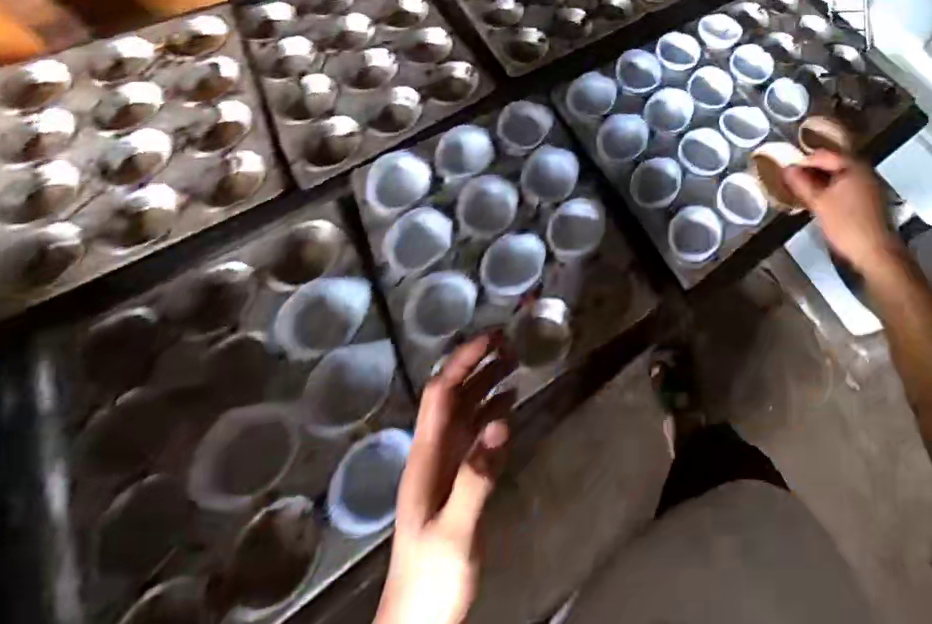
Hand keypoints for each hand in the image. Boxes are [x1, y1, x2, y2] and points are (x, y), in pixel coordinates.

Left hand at [375, 333, 515, 623]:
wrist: (416, 623)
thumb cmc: (431, 578)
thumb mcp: (456, 529)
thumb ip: (477, 476)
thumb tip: (502, 420)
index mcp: (425, 458)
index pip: (441, 394)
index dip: (463, 360)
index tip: (492, 337)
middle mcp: (433, 455)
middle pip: (453, 396)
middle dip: (478, 364)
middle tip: (511, 342)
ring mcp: (444, 469)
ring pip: (465, 413)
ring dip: (486, 384)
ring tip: (516, 362)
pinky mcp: (456, 484)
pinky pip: (474, 436)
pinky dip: (492, 413)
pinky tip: (510, 407)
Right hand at [783, 150, 904, 275]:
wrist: (877, 255)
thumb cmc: (847, 225)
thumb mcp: (819, 203)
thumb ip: (801, 183)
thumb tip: (787, 168)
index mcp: (854, 165)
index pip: (822, 155)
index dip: (802, 162)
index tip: (786, 172)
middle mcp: (865, 171)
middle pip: (833, 165)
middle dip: (811, 173)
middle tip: (793, 183)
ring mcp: (871, 187)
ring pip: (840, 179)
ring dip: (822, 185)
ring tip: (804, 194)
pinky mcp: (873, 202)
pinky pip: (848, 190)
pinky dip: (833, 193)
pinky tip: (822, 204)